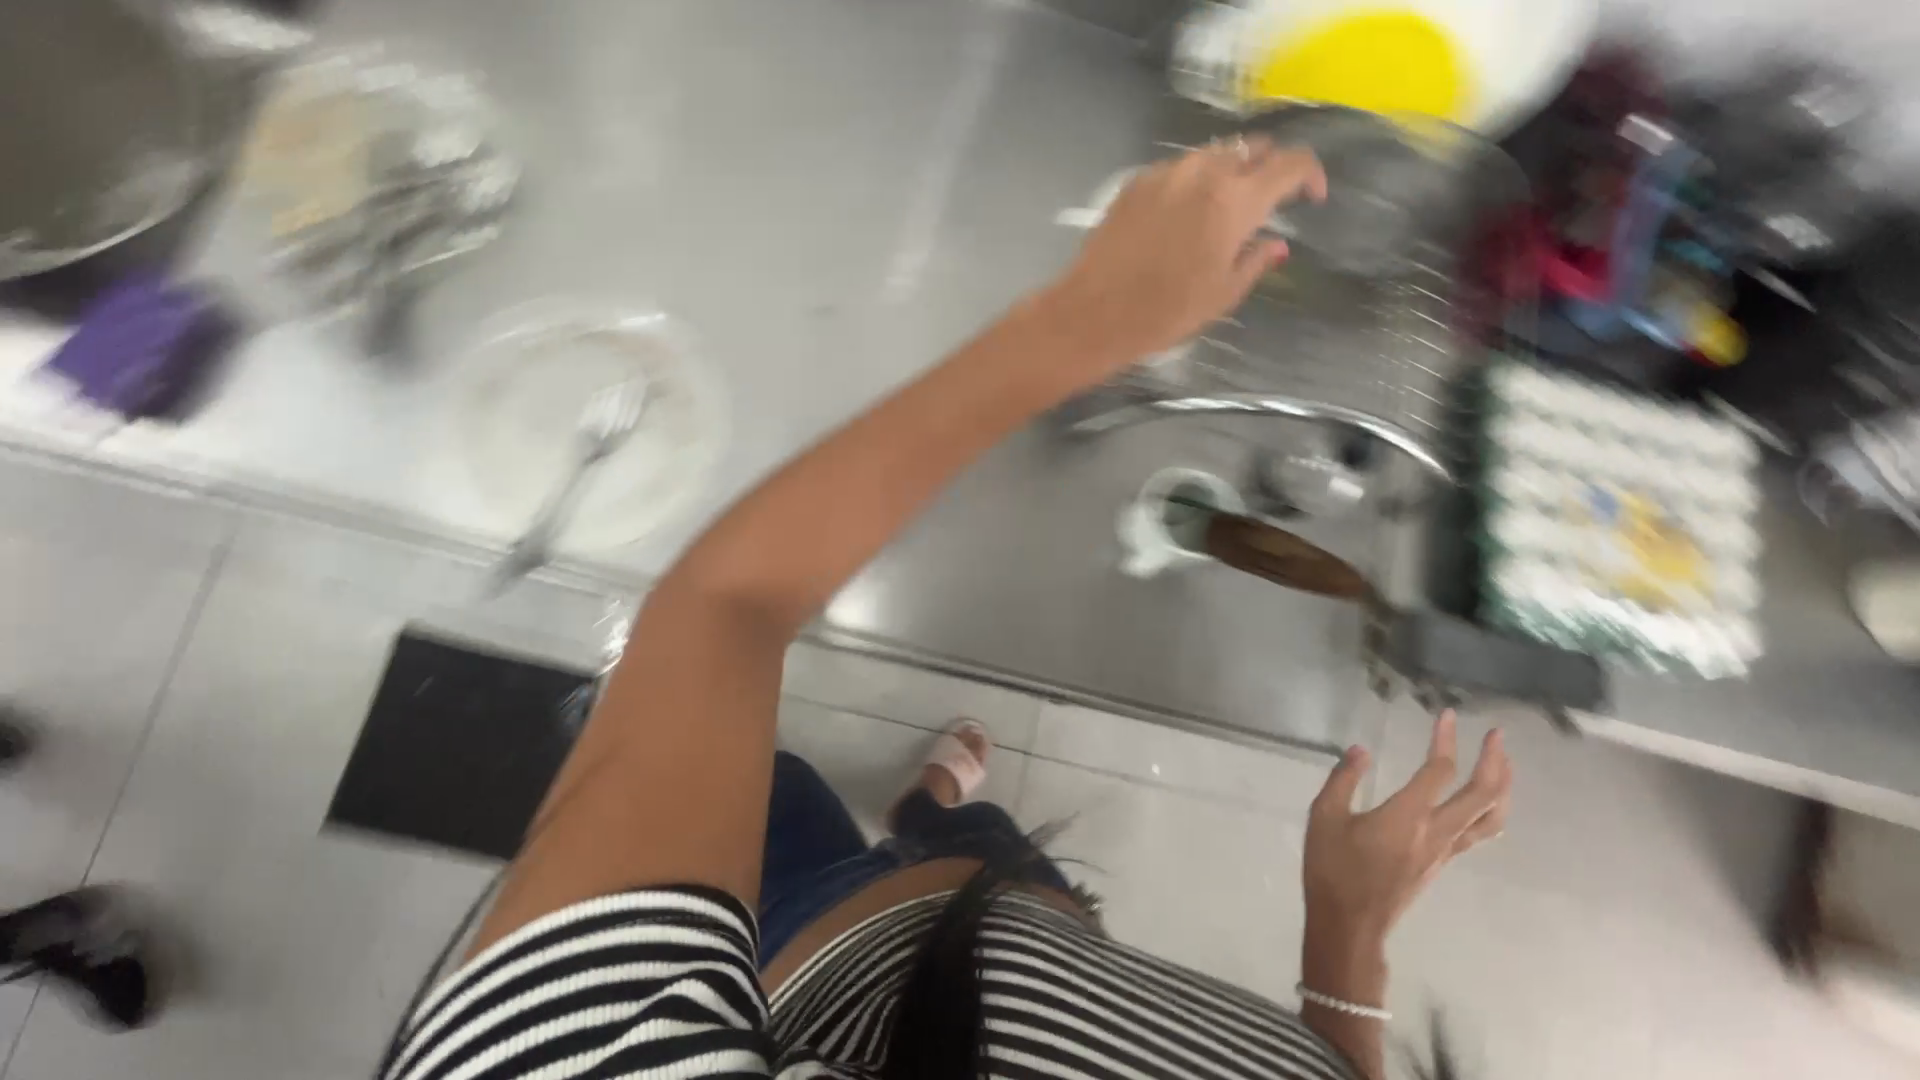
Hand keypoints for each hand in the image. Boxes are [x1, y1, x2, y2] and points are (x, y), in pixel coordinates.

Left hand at [1042, 137, 1325, 372]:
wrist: (1093, 312)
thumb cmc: (1164, 313)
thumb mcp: (1221, 295)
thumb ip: (1255, 261)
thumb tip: (1276, 244)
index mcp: (1235, 201)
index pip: (1291, 163)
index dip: (1310, 174)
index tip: (1312, 195)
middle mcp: (1204, 173)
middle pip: (1252, 148)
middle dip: (1269, 166)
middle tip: (1270, 197)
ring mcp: (1166, 172)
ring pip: (1213, 153)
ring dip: (1230, 170)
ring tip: (1226, 204)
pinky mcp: (1136, 181)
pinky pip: (1177, 168)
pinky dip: (1192, 181)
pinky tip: (1183, 213)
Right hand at [1304, 710, 1511, 946]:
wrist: (1349, 922)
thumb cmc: (1332, 868)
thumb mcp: (1324, 816)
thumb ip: (1343, 779)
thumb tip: (1360, 750)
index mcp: (1408, 815)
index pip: (1439, 769)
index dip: (1446, 739)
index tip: (1446, 714)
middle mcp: (1436, 830)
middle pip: (1482, 793)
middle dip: (1494, 761)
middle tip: (1497, 734)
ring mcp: (1444, 850)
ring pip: (1490, 817)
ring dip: (1503, 787)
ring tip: (1504, 765)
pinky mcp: (1441, 863)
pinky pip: (1479, 833)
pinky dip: (1490, 811)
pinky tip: (1484, 804)